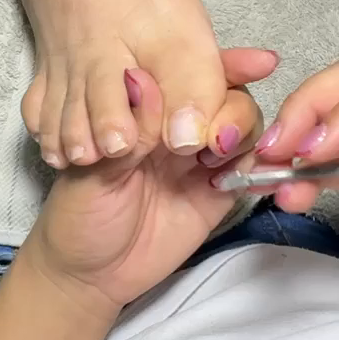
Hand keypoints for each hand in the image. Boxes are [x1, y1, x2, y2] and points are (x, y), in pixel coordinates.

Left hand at [24, 48, 274, 312]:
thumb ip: (127, 131)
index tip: (260, 63)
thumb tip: (143, 79)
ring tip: (218, 152)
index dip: (228, 64)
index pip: (189, 73)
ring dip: (242, 132)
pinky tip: (250, 176)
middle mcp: (176, 126)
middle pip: (226, 97)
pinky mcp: (218, 193)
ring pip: (242, 129)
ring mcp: (200, 159)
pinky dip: (262, 167)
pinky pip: (250, 170)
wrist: (88, 276)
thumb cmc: (77, 216)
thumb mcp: (93, 171)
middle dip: (231, 106)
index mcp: (145, 109)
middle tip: (214, 137)